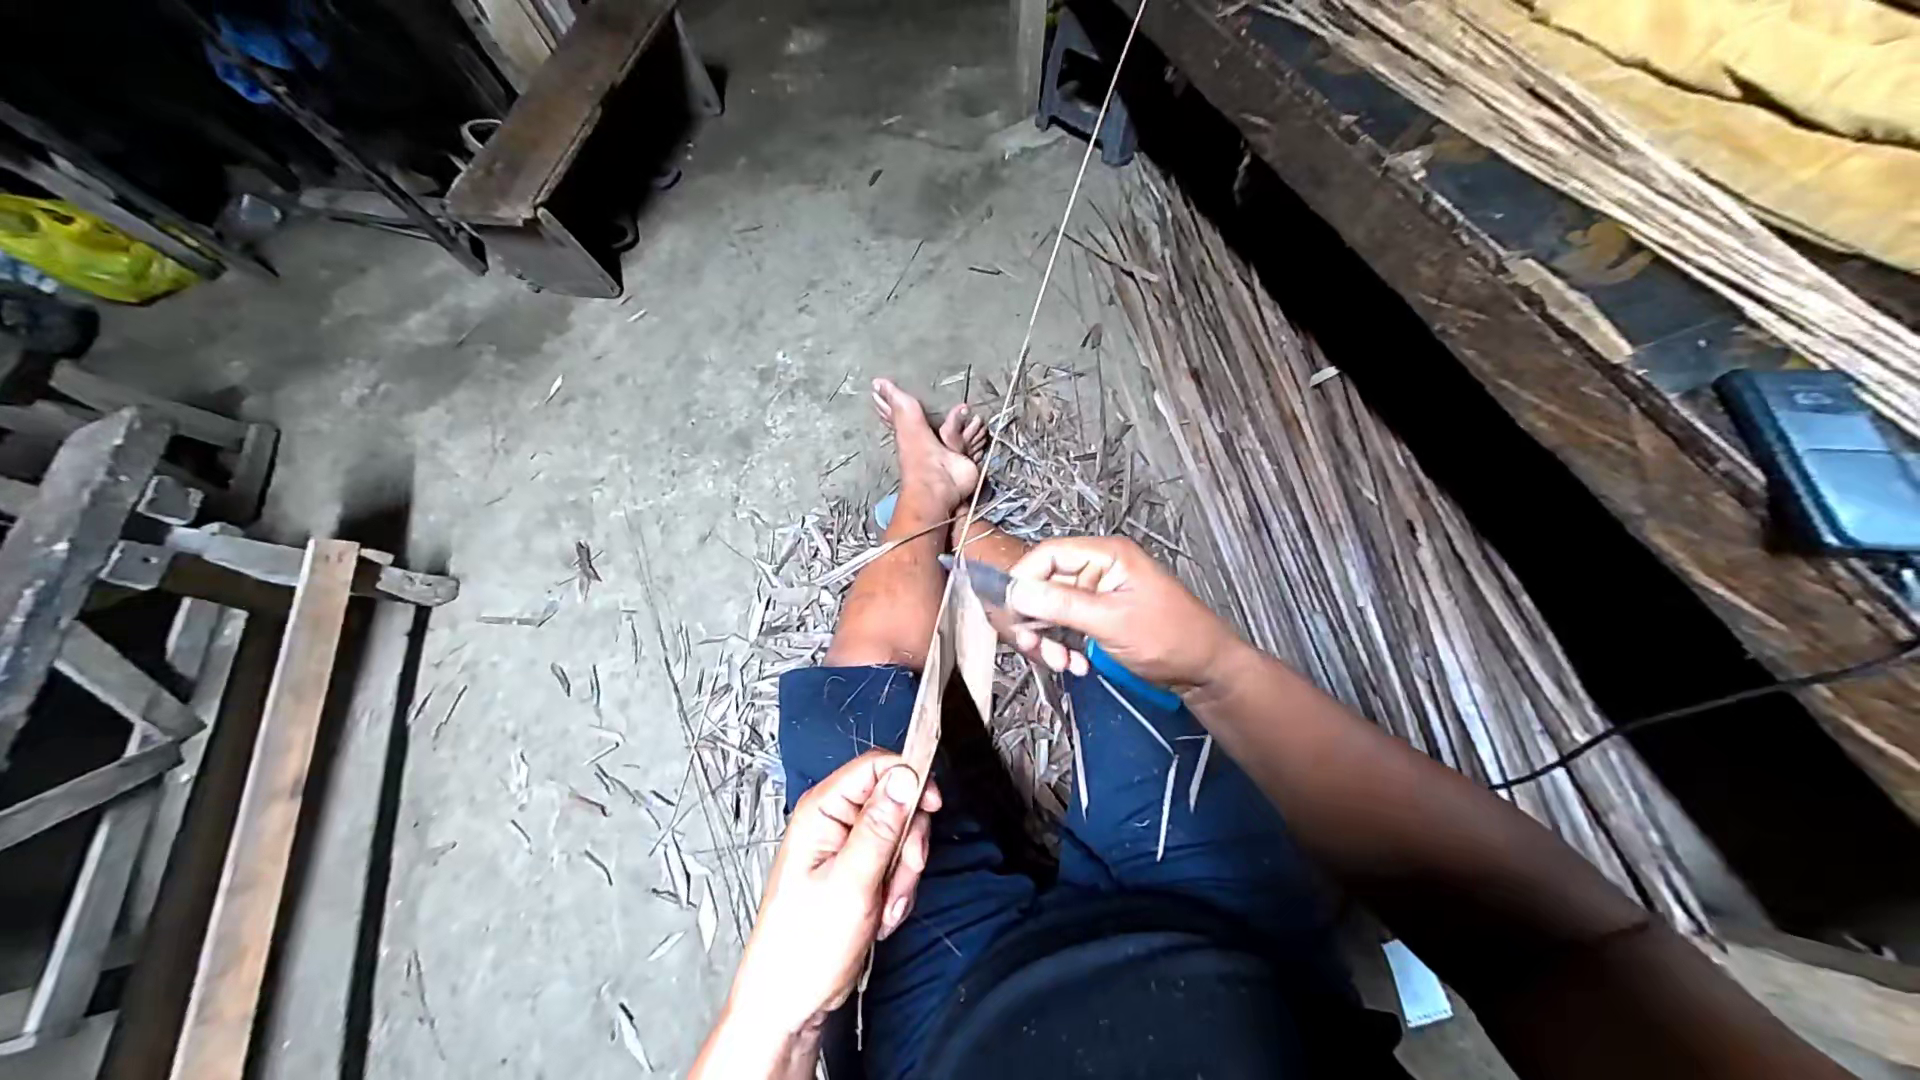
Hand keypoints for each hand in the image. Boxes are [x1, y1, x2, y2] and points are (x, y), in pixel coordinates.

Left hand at [724, 751, 941, 1036]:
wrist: (789, 1002)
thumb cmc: (802, 949)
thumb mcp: (850, 884)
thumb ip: (880, 827)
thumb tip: (903, 777)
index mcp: (821, 810)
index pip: (875, 766)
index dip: (909, 779)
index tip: (931, 804)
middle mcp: (833, 820)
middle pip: (894, 799)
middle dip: (908, 840)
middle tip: (902, 871)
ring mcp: (845, 844)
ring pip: (900, 832)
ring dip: (903, 871)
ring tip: (885, 904)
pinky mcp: (857, 867)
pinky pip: (895, 859)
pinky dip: (898, 886)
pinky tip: (882, 912)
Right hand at [1005, 535, 1245, 690]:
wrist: (1206, 672)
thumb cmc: (1171, 638)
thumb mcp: (1112, 621)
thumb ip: (1061, 604)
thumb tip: (1017, 591)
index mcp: (1106, 555)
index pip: (1046, 555)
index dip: (1023, 581)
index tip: (1010, 611)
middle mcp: (1097, 569)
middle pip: (1043, 585)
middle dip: (1035, 619)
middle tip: (1034, 646)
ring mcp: (1096, 594)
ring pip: (1049, 610)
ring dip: (1047, 639)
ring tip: (1061, 663)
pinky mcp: (1096, 617)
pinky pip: (1063, 627)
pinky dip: (1061, 646)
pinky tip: (1074, 664)